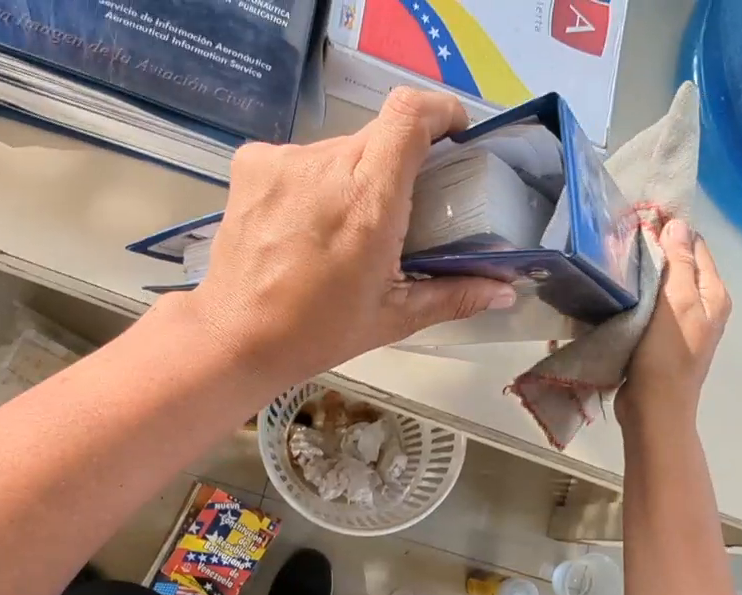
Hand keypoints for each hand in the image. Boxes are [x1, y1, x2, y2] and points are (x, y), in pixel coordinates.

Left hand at [173, 88, 516, 386]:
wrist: (235, 335)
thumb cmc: (320, 331)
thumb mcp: (394, 317)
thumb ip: (455, 295)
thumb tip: (505, 291)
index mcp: (369, 199)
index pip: (409, 115)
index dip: (439, 112)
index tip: (454, 134)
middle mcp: (327, 164)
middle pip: (378, 137)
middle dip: (398, 167)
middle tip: (403, 213)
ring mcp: (285, 159)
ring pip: (339, 151)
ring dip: (354, 180)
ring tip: (346, 233)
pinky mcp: (253, 163)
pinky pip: (302, 160)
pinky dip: (316, 185)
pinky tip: (307, 227)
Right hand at [616, 218, 731, 427]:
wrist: (654, 409)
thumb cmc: (667, 356)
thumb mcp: (676, 302)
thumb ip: (679, 262)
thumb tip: (677, 225)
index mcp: (714, 294)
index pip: (696, 246)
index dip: (671, 232)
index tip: (640, 224)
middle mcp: (704, 306)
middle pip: (681, 264)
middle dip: (657, 251)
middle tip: (624, 243)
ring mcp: (684, 324)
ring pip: (665, 285)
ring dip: (645, 275)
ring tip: (619, 265)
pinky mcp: (663, 339)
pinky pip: (653, 307)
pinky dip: (639, 297)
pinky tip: (621, 294)